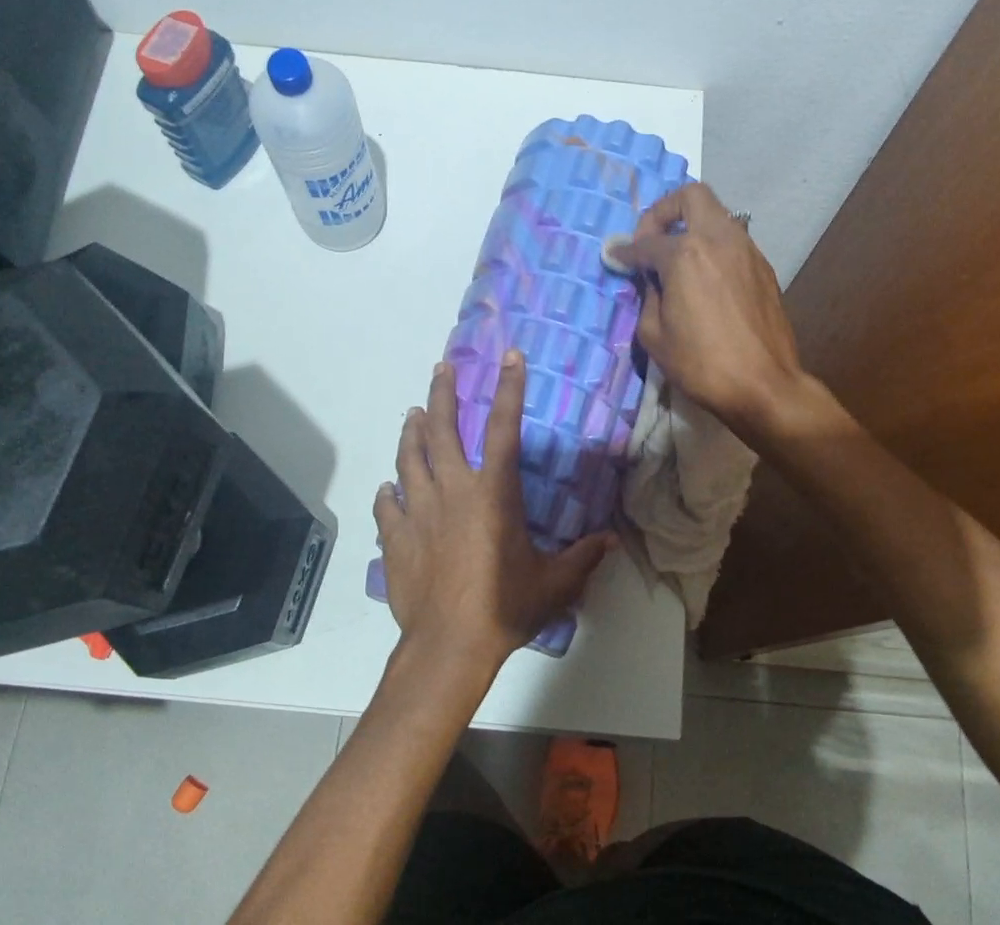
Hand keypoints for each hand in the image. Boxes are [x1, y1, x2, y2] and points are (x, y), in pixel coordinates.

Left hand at [373, 352, 616, 668]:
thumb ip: (582, 557)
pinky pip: (387, 504)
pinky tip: (388, 485)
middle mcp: (453, 491)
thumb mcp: (554, 582)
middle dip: (442, 395)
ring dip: (411, 432)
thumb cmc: (506, 607)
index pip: (505, 428)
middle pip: (443, 430)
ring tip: (412, 414)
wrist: (450, 644)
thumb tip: (611, 541)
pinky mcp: (395, 537)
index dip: (510, 389)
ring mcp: (418, 511)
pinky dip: (388, 490)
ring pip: (409, 458)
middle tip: (441, 369)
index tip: (509, 356)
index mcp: (494, 493)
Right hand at [606, 183, 803, 437]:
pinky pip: (733, 243)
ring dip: (693, 228)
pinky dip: (713, 250)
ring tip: (678, 261)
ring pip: (717, 217)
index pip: (646, 242)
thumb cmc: (701, 364)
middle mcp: (719, 239)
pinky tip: (704, 281)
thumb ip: (647, 297)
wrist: (763, 385)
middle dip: (665, 211)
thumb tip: (651, 281)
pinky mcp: (763, 269)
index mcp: (685, 253)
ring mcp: (747, 251)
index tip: (616, 256)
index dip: (625, 251)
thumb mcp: (654, 335)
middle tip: (651, 239)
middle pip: (691, 197)